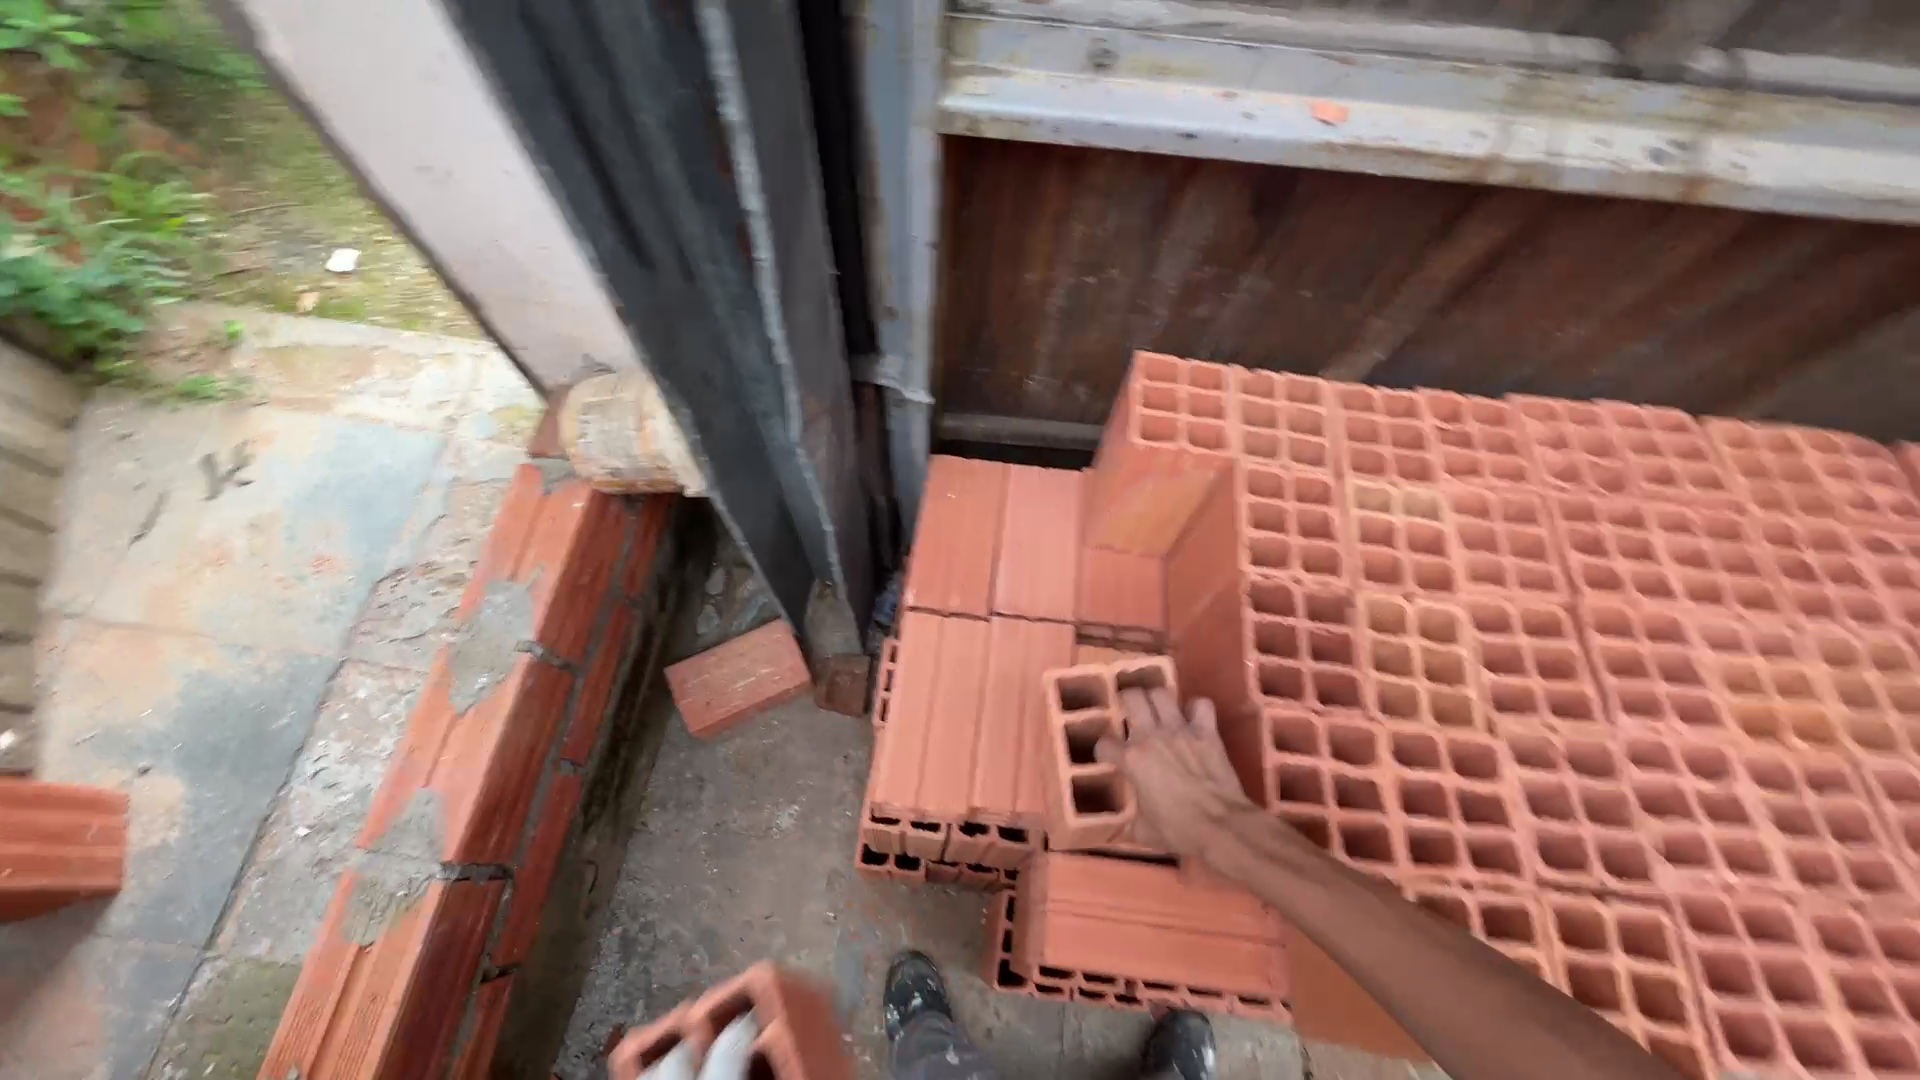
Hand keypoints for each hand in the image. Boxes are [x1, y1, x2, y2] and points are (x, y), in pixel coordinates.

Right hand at [1095, 688, 1255, 860]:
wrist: (1222, 826)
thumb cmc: (1179, 830)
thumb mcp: (1144, 831)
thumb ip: (1132, 819)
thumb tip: (1130, 822)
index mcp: (1132, 760)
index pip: (1104, 744)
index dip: (1104, 750)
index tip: (1109, 757)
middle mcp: (1151, 736)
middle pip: (1131, 697)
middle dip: (1126, 701)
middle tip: (1128, 712)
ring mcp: (1180, 730)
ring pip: (1160, 693)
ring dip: (1156, 700)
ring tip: (1156, 709)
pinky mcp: (1207, 732)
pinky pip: (1201, 705)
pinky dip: (1196, 709)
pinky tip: (1193, 718)